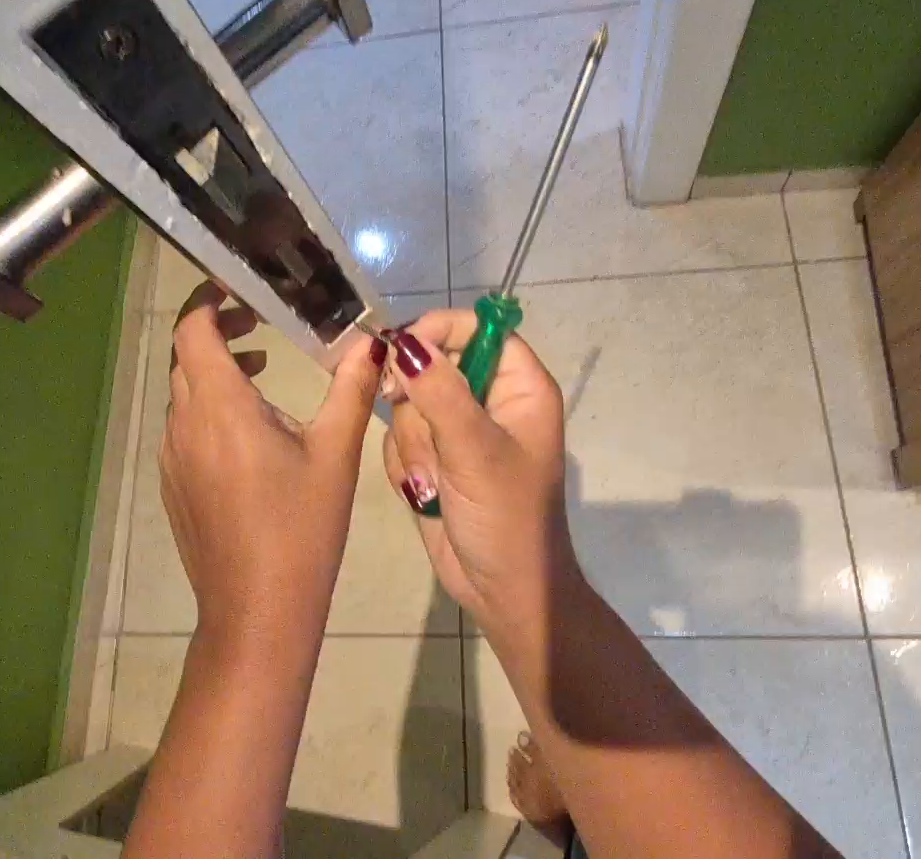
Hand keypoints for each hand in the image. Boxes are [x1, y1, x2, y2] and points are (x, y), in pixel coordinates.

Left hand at [159, 283, 382, 651]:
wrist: (257, 612)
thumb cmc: (301, 527)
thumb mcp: (336, 454)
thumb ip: (352, 390)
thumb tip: (373, 345)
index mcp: (221, 407)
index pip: (192, 330)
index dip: (208, 301)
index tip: (240, 289)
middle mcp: (185, 425)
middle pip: (185, 357)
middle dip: (218, 332)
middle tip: (262, 325)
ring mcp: (173, 459)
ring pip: (185, 394)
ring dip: (217, 372)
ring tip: (265, 374)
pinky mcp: (174, 486)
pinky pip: (185, 428)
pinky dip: (210, 409)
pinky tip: (252, 435)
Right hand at [380, 310, 579, 634]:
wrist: (500, 591)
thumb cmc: (506, 518)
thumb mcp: (476, 451)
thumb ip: (440, 392)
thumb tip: (404, 342)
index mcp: (520, 387)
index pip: (480, 329)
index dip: (440, 330)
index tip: (402, 348)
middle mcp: (489, 400)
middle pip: (434, 362)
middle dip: (419, 401)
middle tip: (410, 418)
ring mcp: (459, 429)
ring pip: (410, 403)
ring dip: (414, 443)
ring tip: (436, 478)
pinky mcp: (434, 457)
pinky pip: (400, 436)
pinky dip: (405, 463)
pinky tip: (424, 491)